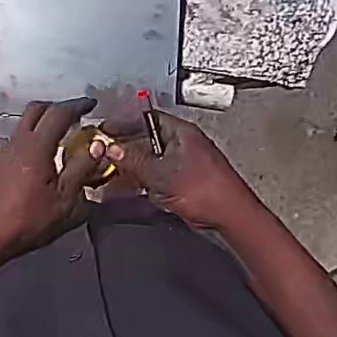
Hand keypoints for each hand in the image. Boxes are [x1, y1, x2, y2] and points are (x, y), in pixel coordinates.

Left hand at [0, 98, 104, 256]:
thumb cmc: (27, 222)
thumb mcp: (65, 200)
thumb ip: (82, 169)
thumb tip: (96, 147)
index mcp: (36, 148)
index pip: (58, 113)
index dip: (77, 105)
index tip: (90, 104)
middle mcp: (17, 144)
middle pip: (37, 109)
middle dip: (58, 107)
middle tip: (76, 115)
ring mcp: (5, 153)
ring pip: (26, 124)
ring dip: (45, 122)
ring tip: (64, 137)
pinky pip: (19, 140)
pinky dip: (35, 138)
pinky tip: (46, 158)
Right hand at [104, 111, 259, 230]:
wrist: (231, 218)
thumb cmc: (208, 191)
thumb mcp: (161, 174)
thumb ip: (134, 160)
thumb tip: (113, 149)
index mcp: (181, 132)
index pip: (147, 118)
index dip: (124, 122)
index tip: (106, 131)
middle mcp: (183, 145)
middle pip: (146, 140)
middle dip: (125, 149)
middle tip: (105, 155)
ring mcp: (184, 165)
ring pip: (150, 162)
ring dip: (132, 169)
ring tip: (112, 176)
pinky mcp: (184, 184)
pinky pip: (157, 179)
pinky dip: (142, 184)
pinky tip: (129, 191)